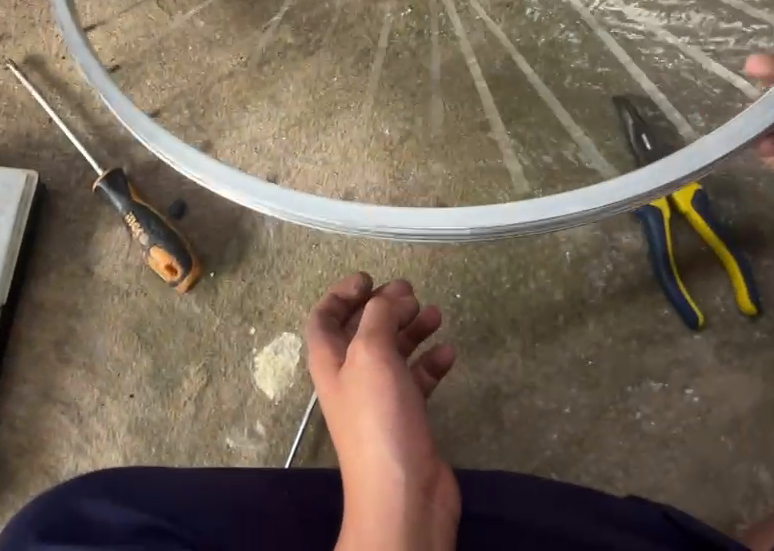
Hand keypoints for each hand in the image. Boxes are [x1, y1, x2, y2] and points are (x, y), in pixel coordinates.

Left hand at [305, 273, 457, 550]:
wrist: (403, 495)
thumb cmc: (378, 417)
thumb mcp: (371, 353)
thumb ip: (377, 317)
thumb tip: (389, 296)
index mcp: (329, 360)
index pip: (324, 317)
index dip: (341, 294)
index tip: (369, 277)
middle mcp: (350, 376)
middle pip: (362, 330)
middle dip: (384, 308)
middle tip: (411, 291)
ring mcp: (379, 399)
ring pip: (393, 353)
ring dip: (412, 330)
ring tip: (436, 313)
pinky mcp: (407, 418)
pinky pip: (417, 381)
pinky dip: (430, 363)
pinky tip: (449, 353)